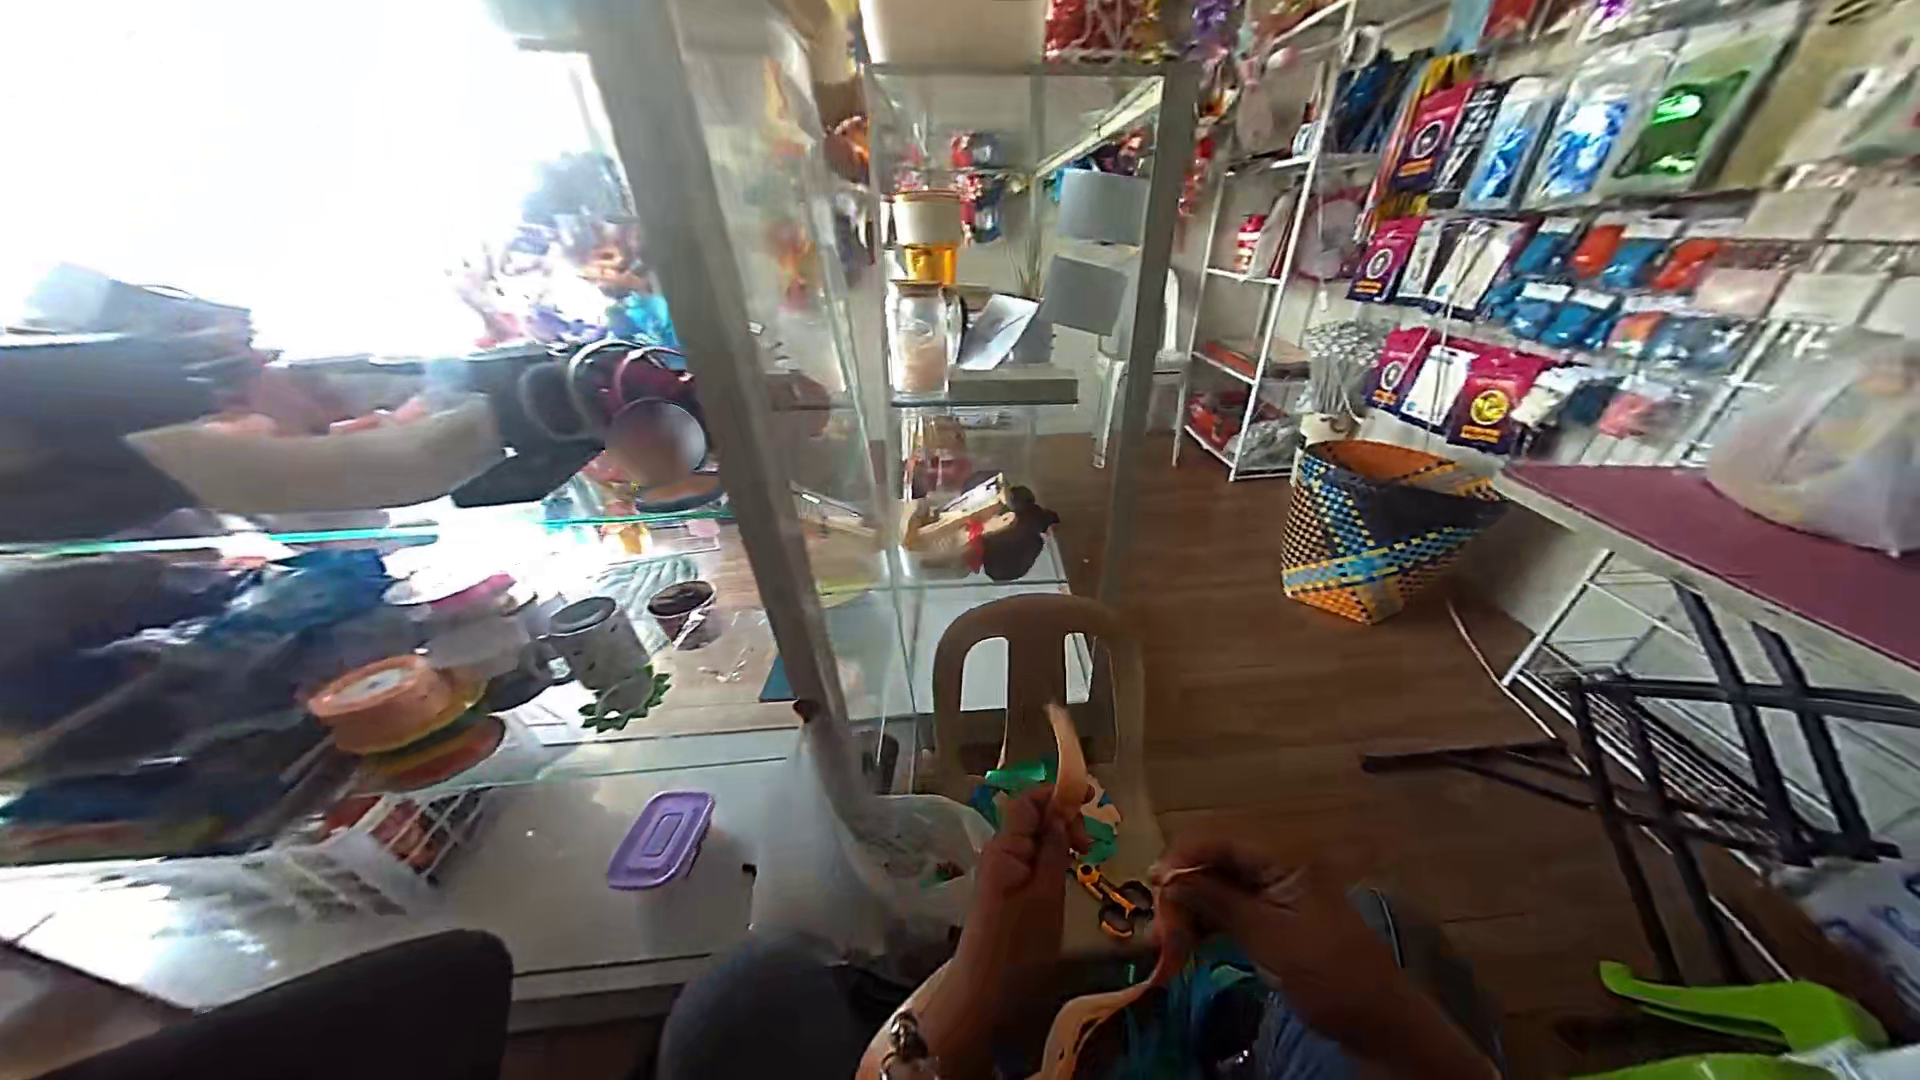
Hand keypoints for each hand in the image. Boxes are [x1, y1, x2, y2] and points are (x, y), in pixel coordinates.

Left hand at [916, 785, 1087, 1078]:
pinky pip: (1030, 859)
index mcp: (1005, 845)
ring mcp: (1001, 870)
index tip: (1092, 797)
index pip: (1028, 801)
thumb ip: (1053, 850)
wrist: (983, 995)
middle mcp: (999, 851)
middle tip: (1090, 846)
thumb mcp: (1045, 895)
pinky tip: (1067, 873)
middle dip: (1063, 819)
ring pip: (1033, 838)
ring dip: (1060, 839)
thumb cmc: (1018, 945)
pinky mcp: (1005, 890)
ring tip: (1084, 858)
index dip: (1058, 792)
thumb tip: (1061, 814)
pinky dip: (1051, 857)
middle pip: (1032, 817)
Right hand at [1151, 836, 1496, 1079]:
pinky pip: (1221, 906)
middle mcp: (1269, 862)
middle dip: (1180, 891)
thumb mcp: (1268, 935)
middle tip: (1162, 931)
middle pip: (1208, 861)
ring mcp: (1266, 887)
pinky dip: (1201, 924)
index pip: (1215, 838)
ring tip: (1169, 947)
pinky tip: (1184, 946)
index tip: (1154, 885)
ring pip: (1209, 885)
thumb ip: (1215, 899)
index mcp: (1279, 855)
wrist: (1381, 1027)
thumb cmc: (1329, 974)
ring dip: (1186, 912)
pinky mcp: (1263, 912)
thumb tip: (1165, 876)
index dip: (1180, 857)